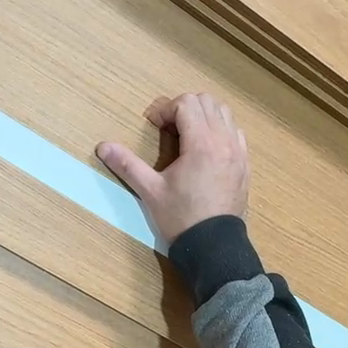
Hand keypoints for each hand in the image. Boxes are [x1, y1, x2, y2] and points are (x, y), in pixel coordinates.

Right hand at [97, 92, 249, 246]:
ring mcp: (239, 151)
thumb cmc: (180, 218)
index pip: (187, 103)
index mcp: (201, 144)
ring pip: (224, 113)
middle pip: (207, 101)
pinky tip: (205, 150)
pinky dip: (220, 130)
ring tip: (187, 137)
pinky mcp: (245, 163)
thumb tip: (102, 147)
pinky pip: (235, 131)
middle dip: (184, 108)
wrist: (213, 245)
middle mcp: (224, 141)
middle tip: (168, 130)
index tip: (154, 127)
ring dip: (203, 116)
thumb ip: (127, 165)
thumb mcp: (150, 191)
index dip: (166, 110)